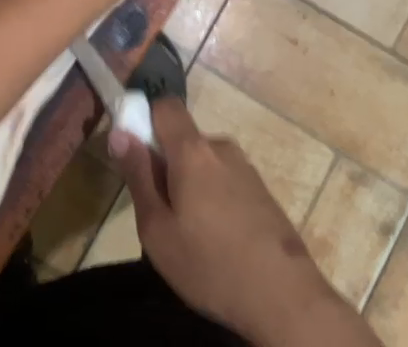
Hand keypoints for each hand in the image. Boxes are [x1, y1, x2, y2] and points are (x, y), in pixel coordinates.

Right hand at [111, 99, 379, 346]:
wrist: (287, 301)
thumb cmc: (210, 265)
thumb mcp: (157, 228)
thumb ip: (138, 176)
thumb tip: (120, 133)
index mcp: (193, 151)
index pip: (165, 105)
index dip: (145, 119)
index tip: (135, 153)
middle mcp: (223, 150)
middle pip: (184, 140)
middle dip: (167, 164)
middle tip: (161, 211)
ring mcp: (248, 172)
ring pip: (205, 165)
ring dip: (192, 186)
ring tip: (191, 234)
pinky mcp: (264, 195)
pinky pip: (226, 183)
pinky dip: (215, 200)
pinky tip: (218, 241)